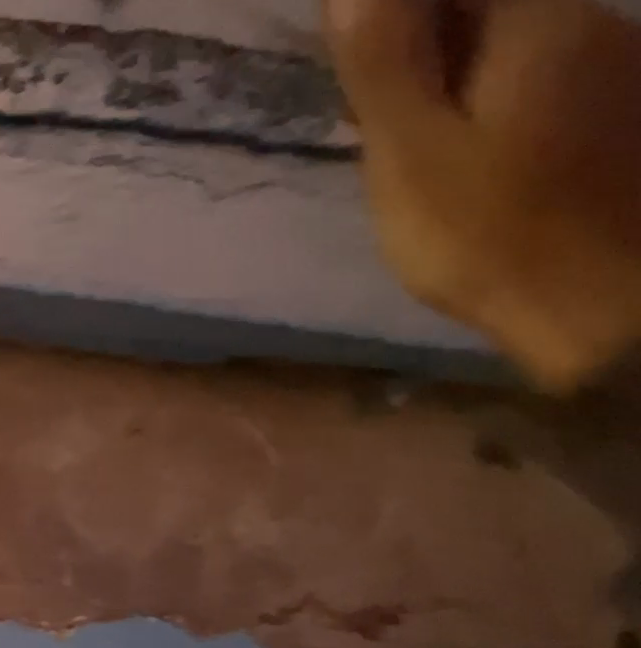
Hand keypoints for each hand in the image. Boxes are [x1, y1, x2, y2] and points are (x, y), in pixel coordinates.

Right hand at [326, 0, 640, 392]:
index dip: (387, 19)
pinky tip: (452, 155)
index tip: (351, 70)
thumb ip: (384, 62)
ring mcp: (606, 64)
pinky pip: (523, 75)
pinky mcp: (609, 107)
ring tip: (400, 139)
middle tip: (364, 110)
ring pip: (500, 39)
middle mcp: (585, 22)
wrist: (602, 305)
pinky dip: (473, 99)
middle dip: (410, 43)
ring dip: (437, 73)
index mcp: (533, 24)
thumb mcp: (410, 151)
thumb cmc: (485, 234)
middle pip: (475, 7)